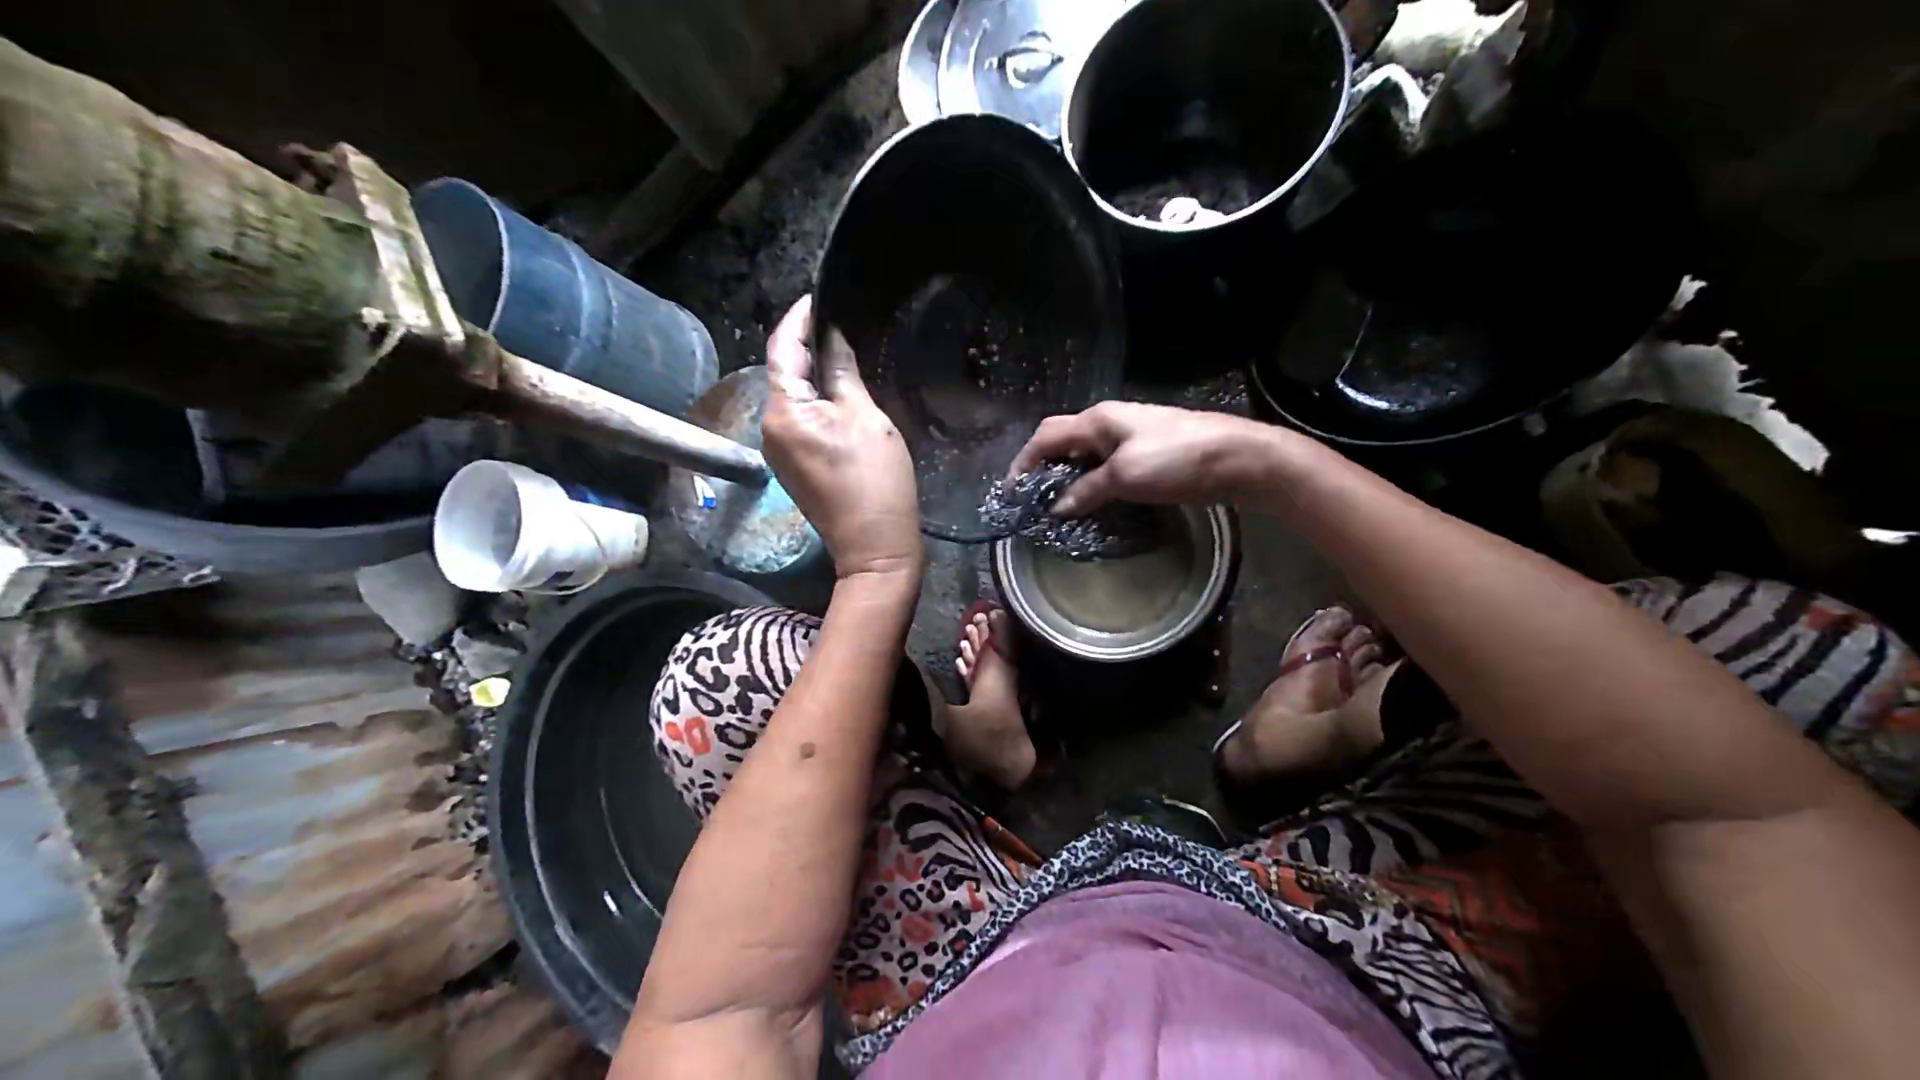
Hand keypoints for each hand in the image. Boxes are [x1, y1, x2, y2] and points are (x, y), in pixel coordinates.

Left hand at [763, 297, 923, 580]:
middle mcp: (769, 427)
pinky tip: (839, 389)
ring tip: (842, 348)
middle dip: (806, 344)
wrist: (874, 545)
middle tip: (839, 320)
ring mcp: (779, 449)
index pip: (782, 348)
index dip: (800, 318)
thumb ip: (842, 372)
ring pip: (793, 396)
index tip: (820, 296)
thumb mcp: (865, 417)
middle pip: (783, 373)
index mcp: (783, 411)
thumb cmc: (874, 480)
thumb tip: (832, 336)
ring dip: (813, 372)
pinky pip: (800, 418)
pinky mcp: (794, 463)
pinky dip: (816, 399)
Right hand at [1009, 402, 1285, 515]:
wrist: (1238, 459)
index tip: (1011, 492)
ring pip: (1084, 454)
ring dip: (1066, 476)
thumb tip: (1056, 508)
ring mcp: (1130, 438)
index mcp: (1098, 421)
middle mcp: (1109, 423)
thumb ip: (1086, 491)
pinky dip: (1090, 482)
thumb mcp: (1124, 476)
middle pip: (1062, 441)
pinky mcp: (1147, 454)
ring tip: (1055, 505)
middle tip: (1031, 499)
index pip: (1046, 437)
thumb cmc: (1177, 459)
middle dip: (1041, 467)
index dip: (1024, 462)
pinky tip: (1092, 501)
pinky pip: (1105, 466)